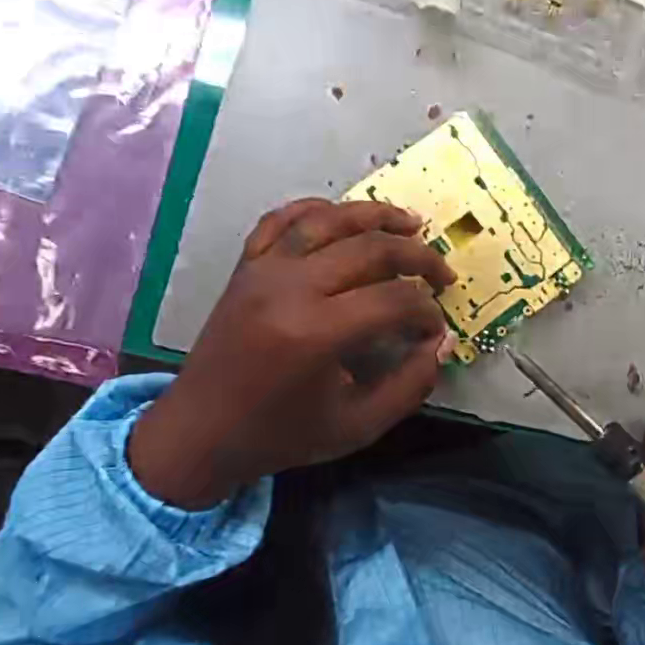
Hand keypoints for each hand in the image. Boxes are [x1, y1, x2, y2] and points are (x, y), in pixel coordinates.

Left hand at [129, 198, 456, 509]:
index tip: (436, 328)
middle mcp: (290, 289)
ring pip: (327, 220)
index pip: (394, 300)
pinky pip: (280, 220)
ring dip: (374, 216)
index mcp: (317, 333)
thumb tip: (442, 342)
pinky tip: (340, 214)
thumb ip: (408, 385)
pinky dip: (314, 209)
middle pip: (369, 248)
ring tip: (410, 222)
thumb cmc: (280, 435)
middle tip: (442, 273)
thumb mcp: (356, 427)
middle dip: (417, 257)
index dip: (427, 311)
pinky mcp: (244, 267)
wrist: (202, 431)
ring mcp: (262, 271)